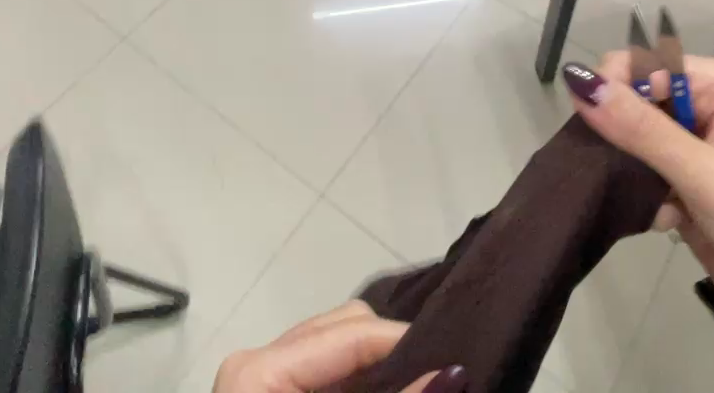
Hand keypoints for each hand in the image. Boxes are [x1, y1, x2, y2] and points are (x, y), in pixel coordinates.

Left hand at [212, 301, 465, 392]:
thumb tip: (454, 374)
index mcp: (259, 372)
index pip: (351, 331)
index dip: (406, 340)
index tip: (457, 357)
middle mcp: (257, 362)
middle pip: (345, 327)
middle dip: (396, 349)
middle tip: (442, 375)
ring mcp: (262, 379)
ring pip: (339, 346)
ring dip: (381, 367)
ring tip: (422, 385)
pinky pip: (327, 374)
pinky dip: (362, 385)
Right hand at [562, 53, 713, 338]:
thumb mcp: (709, 177)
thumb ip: (642, 130)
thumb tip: (577, 79)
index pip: (640, 64)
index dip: (611, 88)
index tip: (595, 128)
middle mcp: (700, 109)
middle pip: (631, 101)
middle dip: (616, 135)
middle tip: (616, 171)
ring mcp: (690, 152)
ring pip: (629, 142)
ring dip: (627, 171)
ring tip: (642, 199)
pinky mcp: (682, 189)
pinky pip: (639, 178)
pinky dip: (641, 199)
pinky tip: (664, 224)